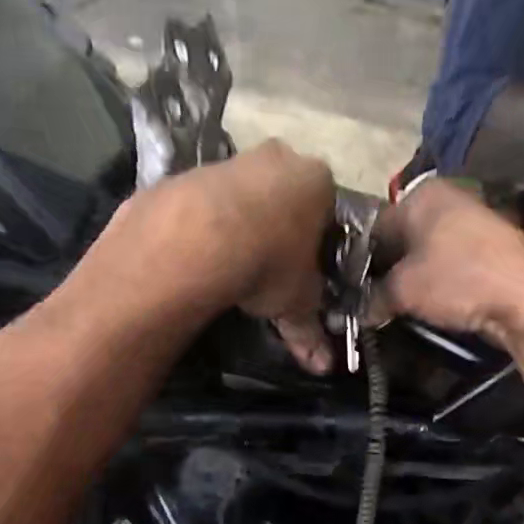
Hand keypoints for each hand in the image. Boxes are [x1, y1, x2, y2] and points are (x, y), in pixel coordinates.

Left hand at [69, 140, 336, 372]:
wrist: (197, 240)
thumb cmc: (271, 263)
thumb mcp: (298, 302)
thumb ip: (311, 331)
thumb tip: (324, 366)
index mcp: (319, 182)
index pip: (331, 214)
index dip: (323, 246)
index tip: (312, 272)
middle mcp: (281, 158)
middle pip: (289, 198)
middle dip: (285, 230)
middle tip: (278, 269)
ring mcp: (233, 159)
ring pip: (249, 197)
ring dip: (248, 226)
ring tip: (241, 268)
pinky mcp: (191, 171)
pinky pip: (212, 203)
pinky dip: (214, 227)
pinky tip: (210, 259)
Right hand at [373, 180, 523, 350]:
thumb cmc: (459, 280)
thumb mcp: (405, 290)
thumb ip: (375, 297)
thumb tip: (357, 311)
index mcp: (421, 194)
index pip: (374, 227)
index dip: (360, 262)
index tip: (352, 292)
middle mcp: (447, 198)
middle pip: (402, 238)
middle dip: (388, 270)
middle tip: (374, 303)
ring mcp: (473, 221)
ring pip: (428, 252)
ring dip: (414, 279)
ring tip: (400, 308)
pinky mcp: (491, 248)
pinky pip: (452, 263)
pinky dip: (440, 282)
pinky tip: (433, 304)